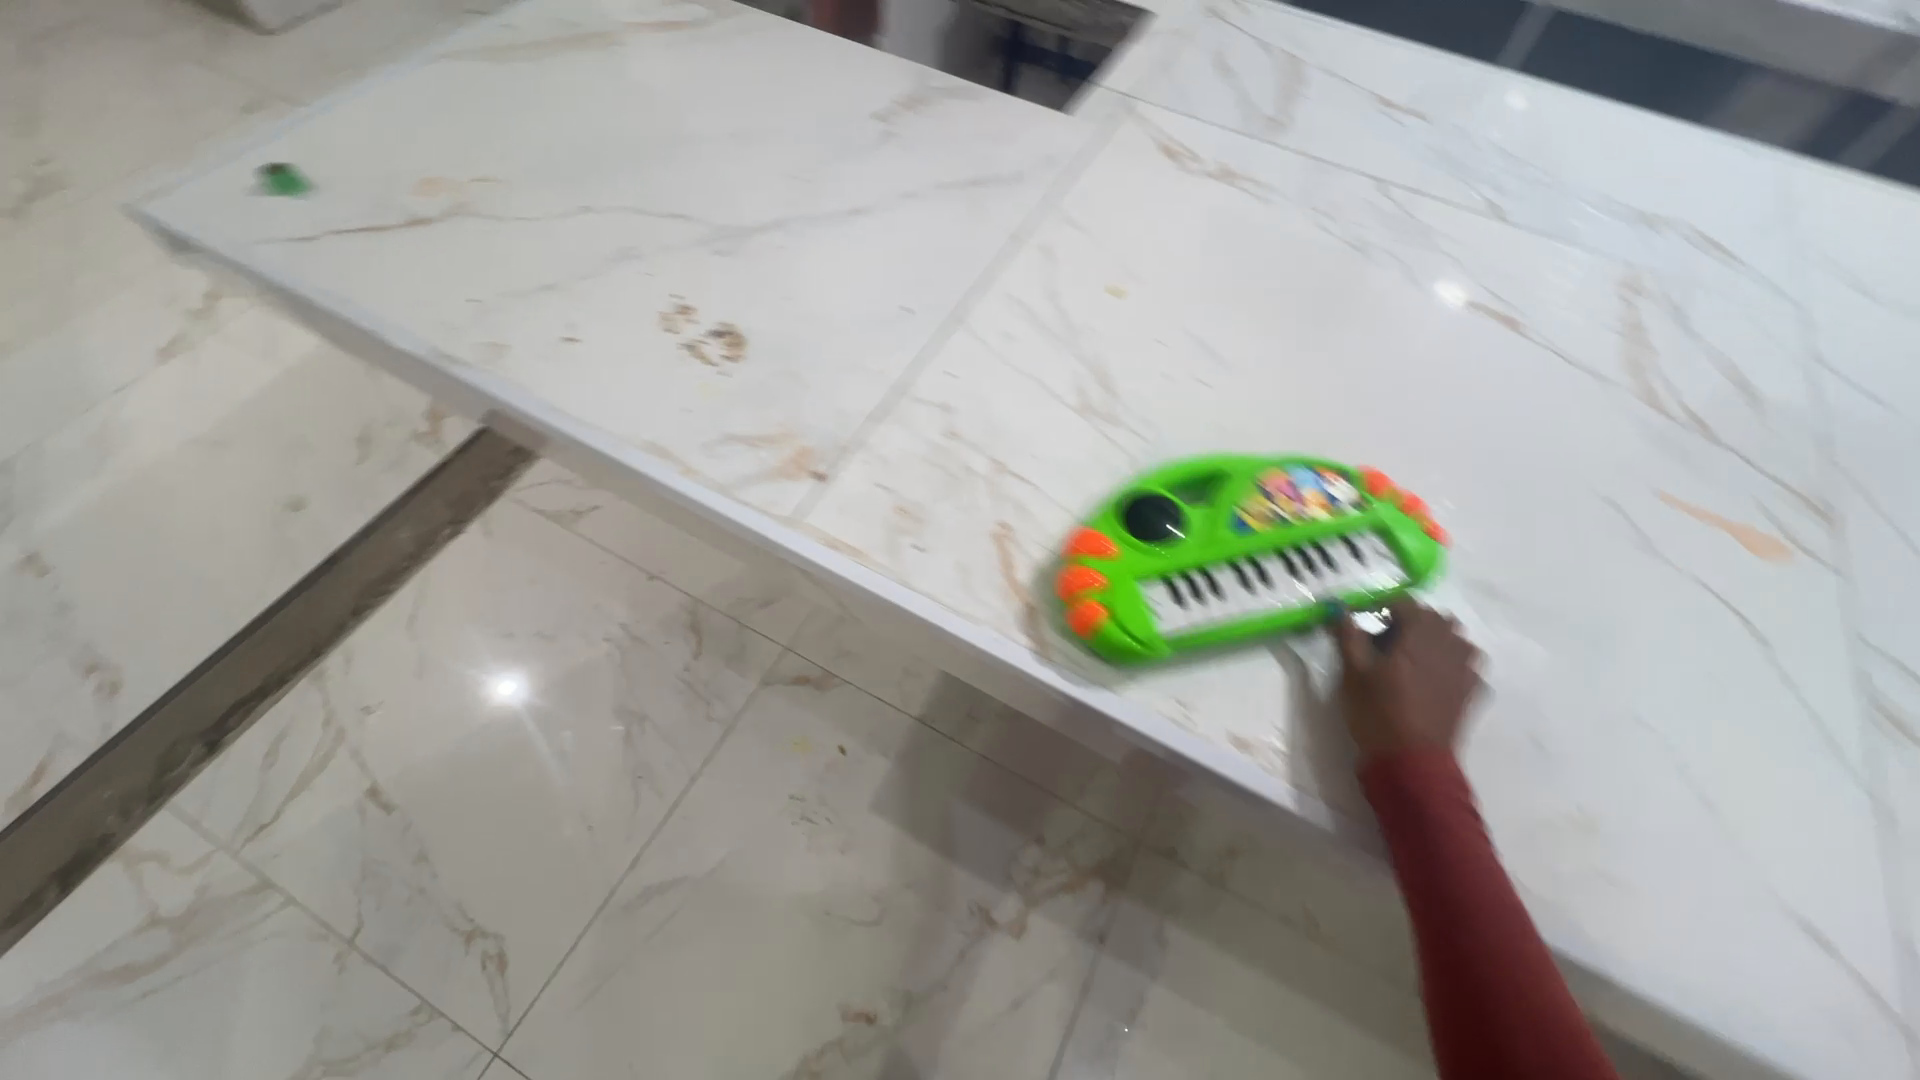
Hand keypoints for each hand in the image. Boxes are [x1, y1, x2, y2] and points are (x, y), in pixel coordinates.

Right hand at [1331, 600, 1483, 761]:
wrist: (1411, 760)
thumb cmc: (1377, 711)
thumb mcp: (1353, 672)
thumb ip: (1348, 636)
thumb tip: (1342, 611)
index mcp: (1420, 635)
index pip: (1406, 603)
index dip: (1383, 607)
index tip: (1366, 621)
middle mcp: (1450, 646)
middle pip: (1436, 619)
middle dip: (1412, 622)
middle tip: (1386, 641)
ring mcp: (1467, 670)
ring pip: (1458, 641)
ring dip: (1438, 641)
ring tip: (1415, 659)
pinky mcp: (1473, 693)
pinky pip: (1467, 667)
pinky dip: (1452, 666)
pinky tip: (1435, 682)